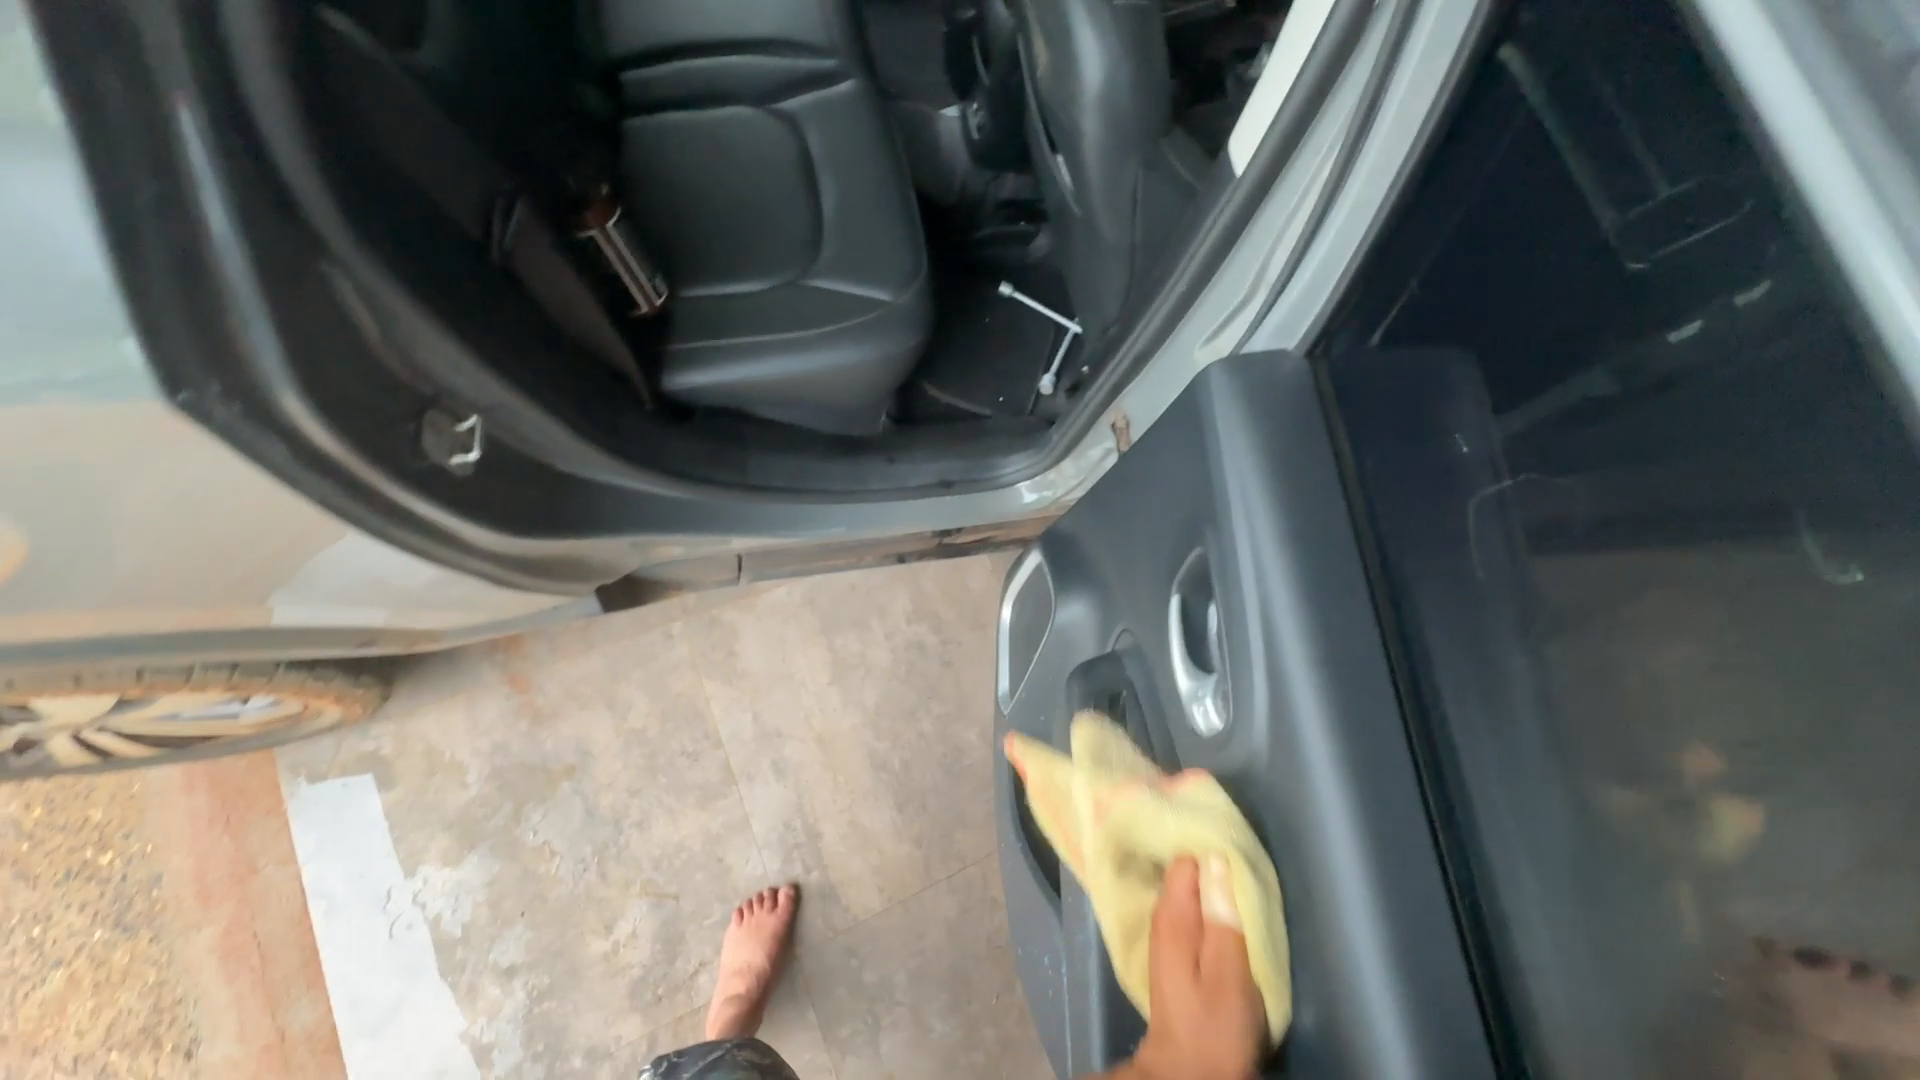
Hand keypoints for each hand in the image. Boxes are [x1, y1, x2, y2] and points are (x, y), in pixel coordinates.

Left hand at [1124, 856, 1268, 1079]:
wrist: (1190, 1076)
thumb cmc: (1214, 1028)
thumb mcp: (1228, 974)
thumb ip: (1224, 918)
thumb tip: (1218, 859)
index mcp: (1172, 916)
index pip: (1185, 858)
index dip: (1211, 848)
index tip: (1238, 842)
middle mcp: (1163, 918)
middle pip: (1187, 872)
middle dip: (1213, 863)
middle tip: (1248, 855)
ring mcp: (1169, 935)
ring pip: (1192, 892)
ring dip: (1215, 884)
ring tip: (1245, 872)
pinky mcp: (1179, 952)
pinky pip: (1195, 912)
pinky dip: (1211, 905)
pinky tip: (1230, 905)